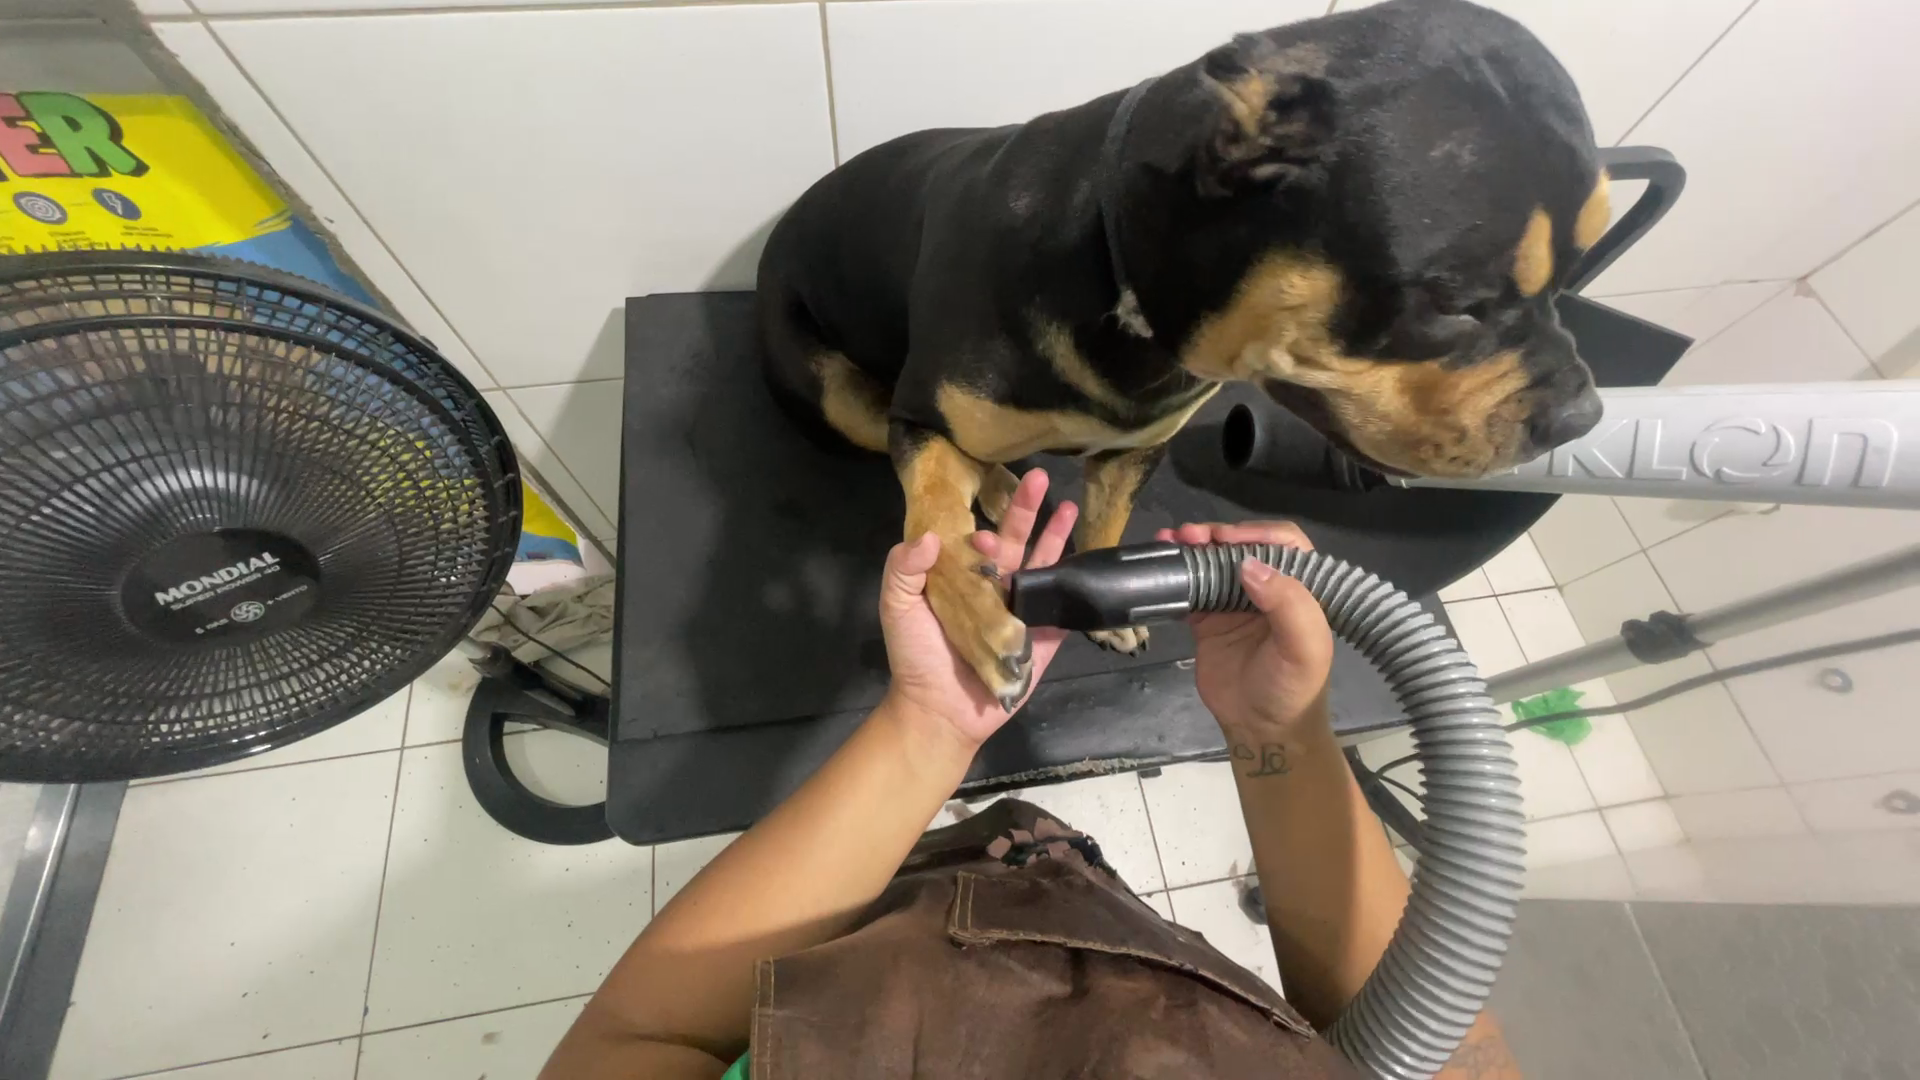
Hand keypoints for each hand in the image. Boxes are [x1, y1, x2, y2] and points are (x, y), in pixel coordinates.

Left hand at [879, 469, 1076, 747]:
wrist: (940, 710)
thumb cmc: (916, 656)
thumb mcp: (897, 606)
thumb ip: (903, 569)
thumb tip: (929, 535)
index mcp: (961, 576)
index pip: (978, 538)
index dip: (984, 524)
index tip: (983, 525)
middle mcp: (993, 587)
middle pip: (1015, 541)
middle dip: (1027, 510)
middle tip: (1042, 477)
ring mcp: (1022, 610)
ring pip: (1044, 566)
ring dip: (1056, 537)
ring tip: (1071, 505)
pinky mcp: (1043, 637)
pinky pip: (1064, 608)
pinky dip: (1078, 585)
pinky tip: (1091, 561)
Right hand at [1155, 521, 1334, 739]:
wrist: (1261, 728)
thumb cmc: (1292, 688)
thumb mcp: (1304, 648)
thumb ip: (1288, 604)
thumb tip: (1248, 565)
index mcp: (1300, 588)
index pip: (1283, 544)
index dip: (1256, 533)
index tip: (1226, 538)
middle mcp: (1267, 589)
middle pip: (1241, 547)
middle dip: (1216, 534)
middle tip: (1190, 535)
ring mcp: (1234, 603)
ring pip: (1213, 562)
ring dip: (1193, 547)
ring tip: (1171, 540)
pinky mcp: (1207, 619)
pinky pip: (1190, 588)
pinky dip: (1175, 573)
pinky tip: (1161, 563)